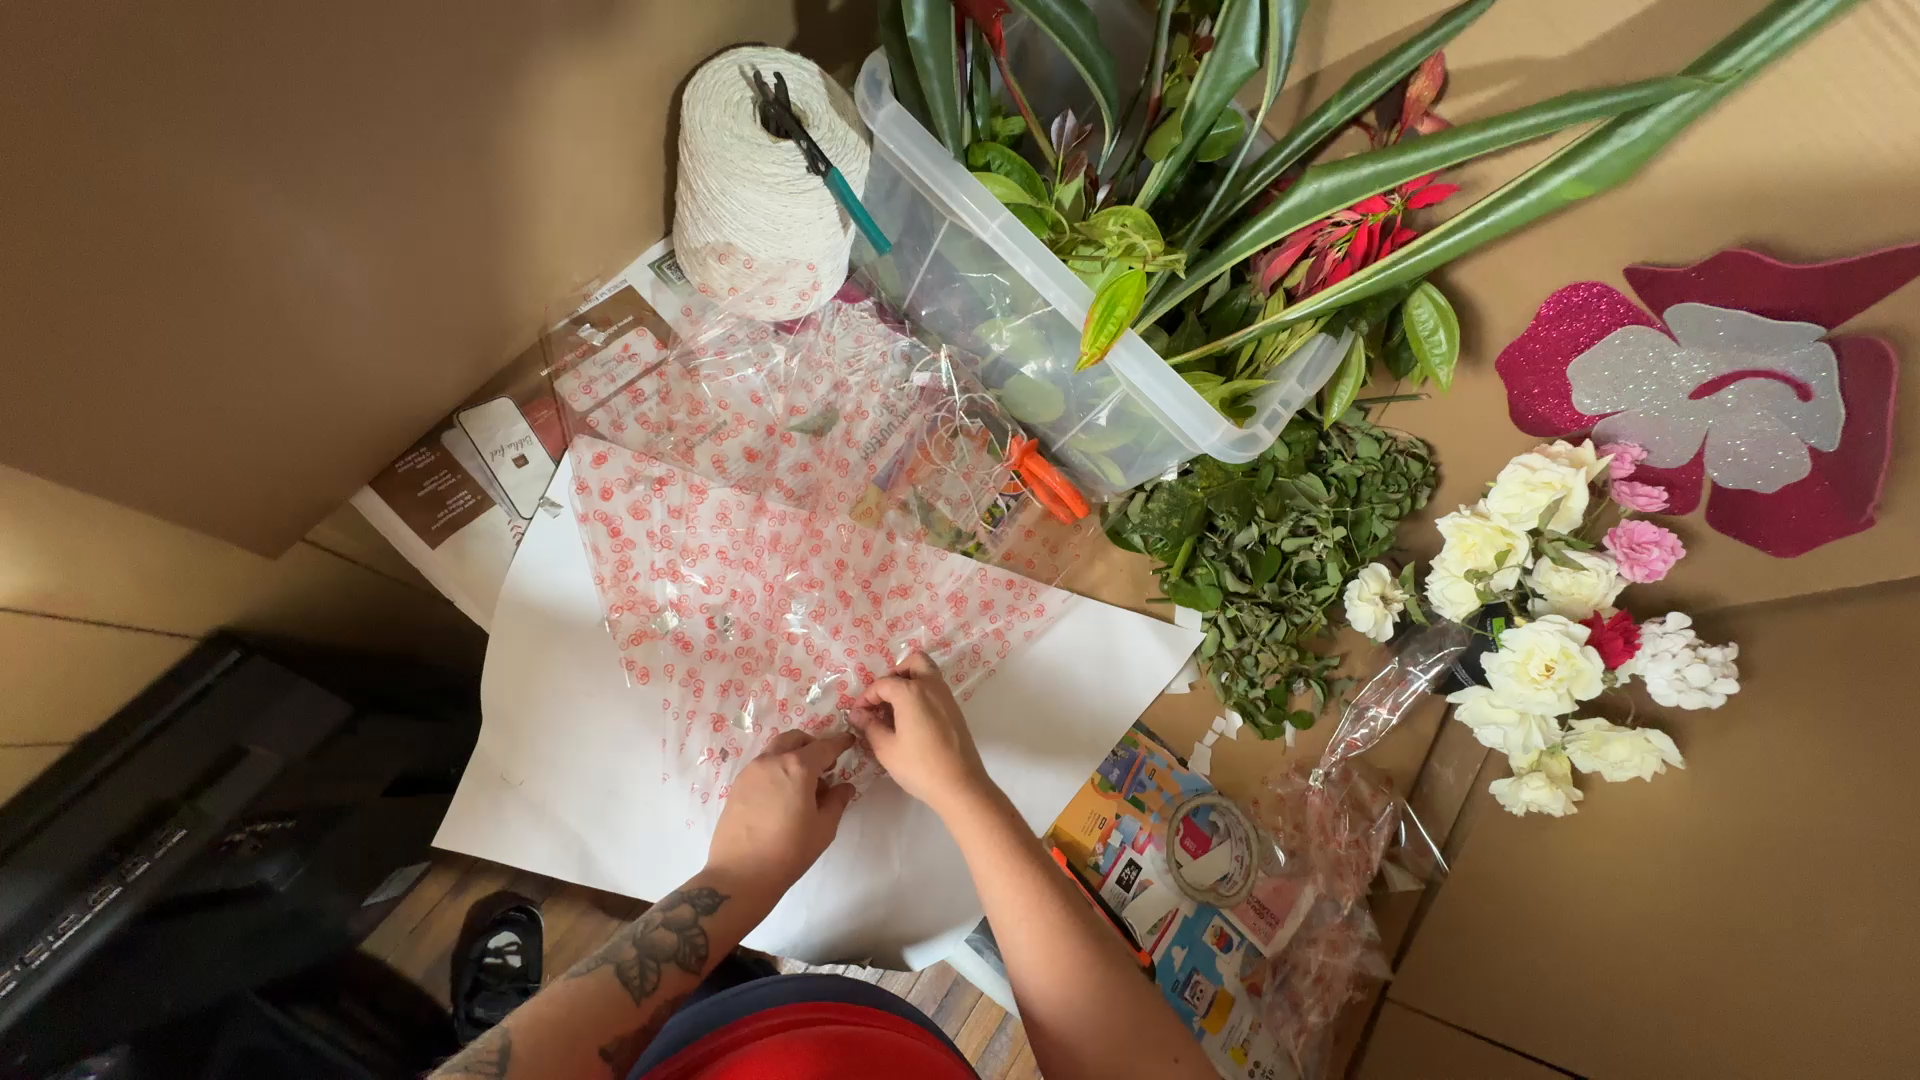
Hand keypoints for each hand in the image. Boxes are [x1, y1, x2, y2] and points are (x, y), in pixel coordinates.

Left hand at [705, 730, 857, 899]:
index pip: (824, 747)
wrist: (740, 875)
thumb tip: (844, 787)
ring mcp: (751, 772)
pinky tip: (781, 797)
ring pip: (775, 750)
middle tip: (823, 766)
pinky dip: (776, 769)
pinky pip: (761, 767)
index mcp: (798, 767)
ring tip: (801, 785)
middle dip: (812, 745)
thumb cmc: (789, 851)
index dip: (840, 743)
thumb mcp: (823, 828)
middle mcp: (772, 761)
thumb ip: (837, 801)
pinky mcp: (737, 786)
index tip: (849, 740)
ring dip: (792, 756)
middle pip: (795, 739)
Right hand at [849, 652, 992, 815]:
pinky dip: (921, 693)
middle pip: (913, 662)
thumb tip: (858, 714)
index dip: (866, 697)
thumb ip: (870, 726)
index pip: (882, 684)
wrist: (960, 784)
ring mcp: (947, 696)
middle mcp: (931, 686)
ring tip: (894, 710)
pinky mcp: (955, 710)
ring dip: (909, 682)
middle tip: (882, 700)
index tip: (858, 715)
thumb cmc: (919, 766)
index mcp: (911, 691)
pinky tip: (911, 720)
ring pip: (927, 673)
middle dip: (894, 675)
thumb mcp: (886, 748)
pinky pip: (935, 689)